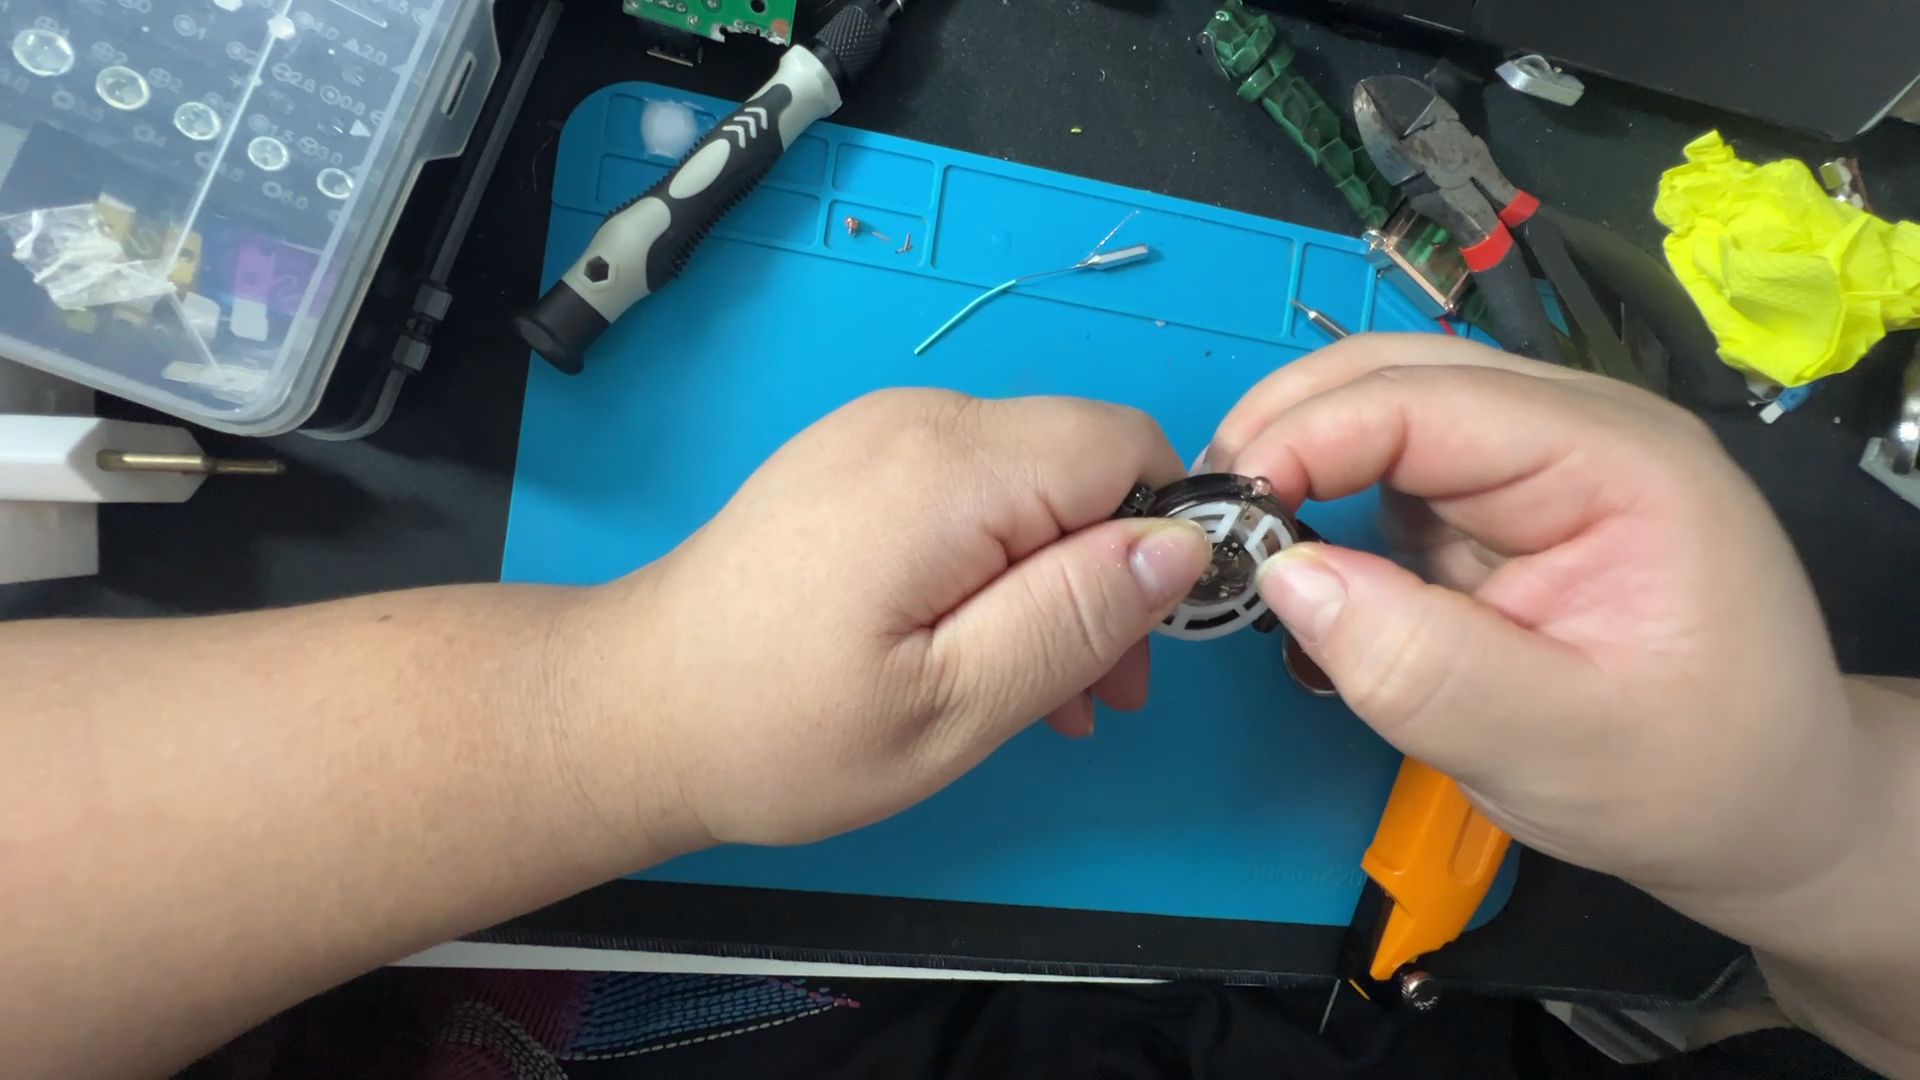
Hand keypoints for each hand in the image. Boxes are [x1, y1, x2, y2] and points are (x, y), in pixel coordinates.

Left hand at [565, 389, 1211, 848]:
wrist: (636, 706)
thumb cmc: (784, 730)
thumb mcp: (953, 705)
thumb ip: (1074, 616)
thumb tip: (1177, 547)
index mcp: (949, 468)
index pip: (1125, 446)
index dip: (1163, 532)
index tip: (1147, 634)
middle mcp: (918, 421)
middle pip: (1081, 460)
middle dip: (1112, 566)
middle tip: (1097, 684)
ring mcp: (881, 432)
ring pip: (1032, 481)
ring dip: (1058, 575)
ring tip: (1042, 686)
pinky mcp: (860, 459)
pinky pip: (973, 490)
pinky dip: (1001, 560)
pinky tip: (980, 641)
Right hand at [1204, 336, 1867, 903]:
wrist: (1745, 802)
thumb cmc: (1679, 775)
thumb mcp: (1552, 746)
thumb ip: (1416, 663)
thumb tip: (1283, 573)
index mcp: (1606, 459)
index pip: (1419, 401)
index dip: (1303, 441)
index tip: (1225, 519)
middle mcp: (1559, 429)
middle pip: (1384, 369)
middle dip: (1278, 423)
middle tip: (1212, 508)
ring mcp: (1514, 458)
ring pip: (1365, 403)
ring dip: (1284, 447)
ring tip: (1235, 521)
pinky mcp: (1474, 496)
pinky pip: (1369, 459)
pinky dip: (1306, 483)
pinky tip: (1284, 535)